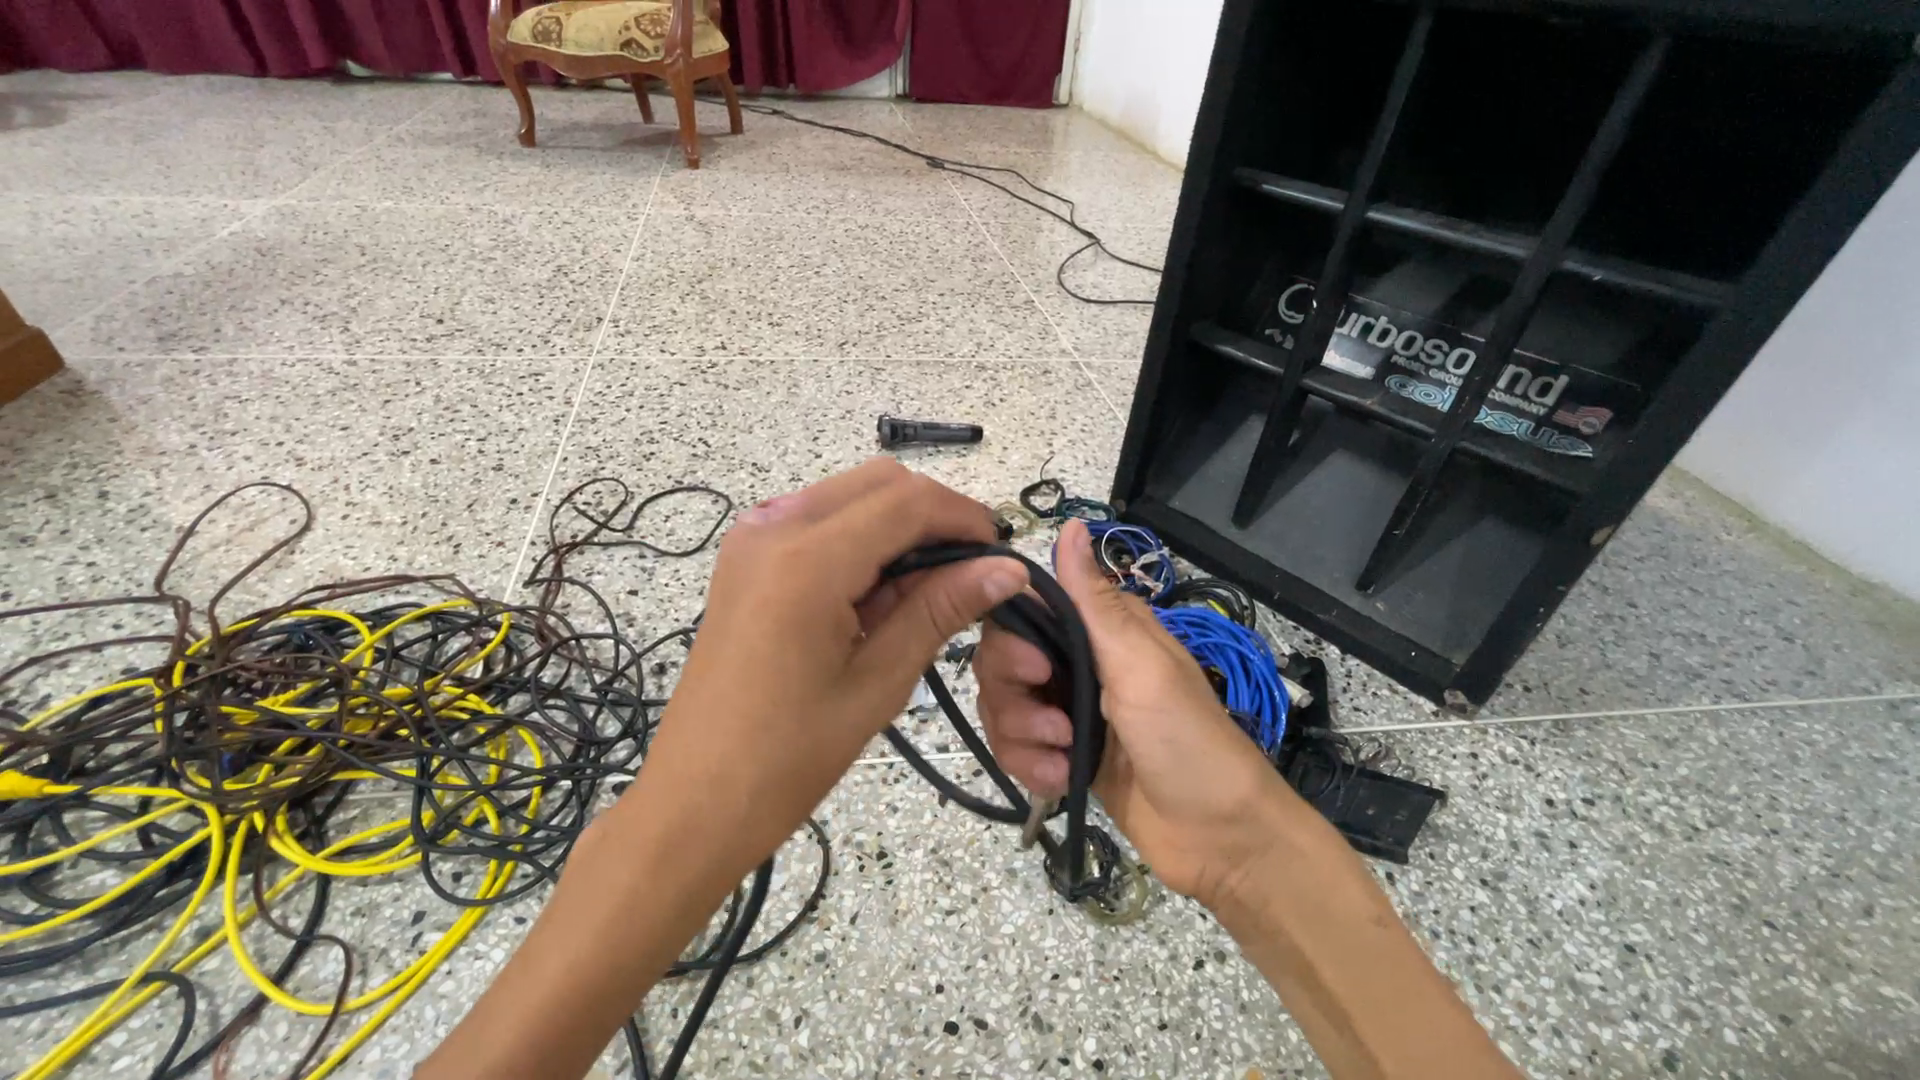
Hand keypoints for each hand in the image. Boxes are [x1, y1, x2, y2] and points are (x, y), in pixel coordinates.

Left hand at [624, 459, 1028, 892]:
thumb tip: (1008, 569)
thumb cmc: (789, 757)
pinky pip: (819, 520)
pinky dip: (860, 539)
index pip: (908, 502)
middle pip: (880, 481)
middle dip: (934, 516)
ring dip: (898, 526)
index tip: (1002, 557)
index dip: (965, 519)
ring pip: (850, 495)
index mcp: (806, 560)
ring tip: (924, 594)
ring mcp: (751, 538)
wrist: (695, 799)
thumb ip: (940, 610)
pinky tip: (876, 595)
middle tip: (969, 575)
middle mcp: (773, 528)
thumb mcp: (878, 682)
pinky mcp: (744, 557)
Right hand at [975, 519, 1301, 906]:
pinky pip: (1014, 746)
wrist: (1219, 837)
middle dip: (1014, 698)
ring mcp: (1067, 710)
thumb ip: (1094, 604)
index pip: (1026, 608)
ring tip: (1062, 760)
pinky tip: (1058, 782)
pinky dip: (1028, 765)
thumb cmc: (1187, 741)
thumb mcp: (1142, 667)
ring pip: (1001, 705)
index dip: (1013, 636)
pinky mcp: (1060, 753)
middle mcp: (1078, 662)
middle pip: (1003, 660)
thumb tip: (1069, 525)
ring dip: (1022, 737)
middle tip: (1055, 725)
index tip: (1034, 669)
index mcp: (1102, 630)